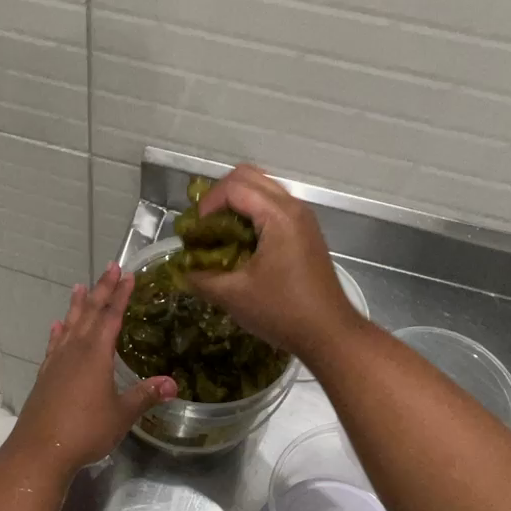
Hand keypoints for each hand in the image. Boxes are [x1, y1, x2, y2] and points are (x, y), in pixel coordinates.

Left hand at [10, 262, 177, 472]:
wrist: (40, 450)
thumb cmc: (85, 430)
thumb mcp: (122, 414)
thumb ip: (145, 395)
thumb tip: (172, 383)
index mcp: (95, 354)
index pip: (111, 316)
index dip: (121, 295)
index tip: (128, 274)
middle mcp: (74, 351)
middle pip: (89, 313)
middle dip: (101, 290)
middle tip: (110, 267)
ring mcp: (56, 362)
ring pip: (69, 325)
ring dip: (76, 305)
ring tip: (79, 287)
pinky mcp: (45, 377)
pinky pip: (54, 345)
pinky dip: (58, 333)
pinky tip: (57, 327)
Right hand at [185, 165, 363, 359]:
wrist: (329, 333)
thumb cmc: (282, 312)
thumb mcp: (233, 296)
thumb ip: (200, 277)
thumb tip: (181, 268)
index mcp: (278, 216)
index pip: (234, 187)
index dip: (207, 204)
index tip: (196, 233)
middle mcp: (293, 207)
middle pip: (248, 177)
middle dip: (219, 196)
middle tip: (205, 227)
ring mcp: (303, 218)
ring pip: (262, 189)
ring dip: (236, 204)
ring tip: (220, 234)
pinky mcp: (305, 231)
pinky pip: (273, 205)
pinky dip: (252, 213)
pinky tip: (241, 244)